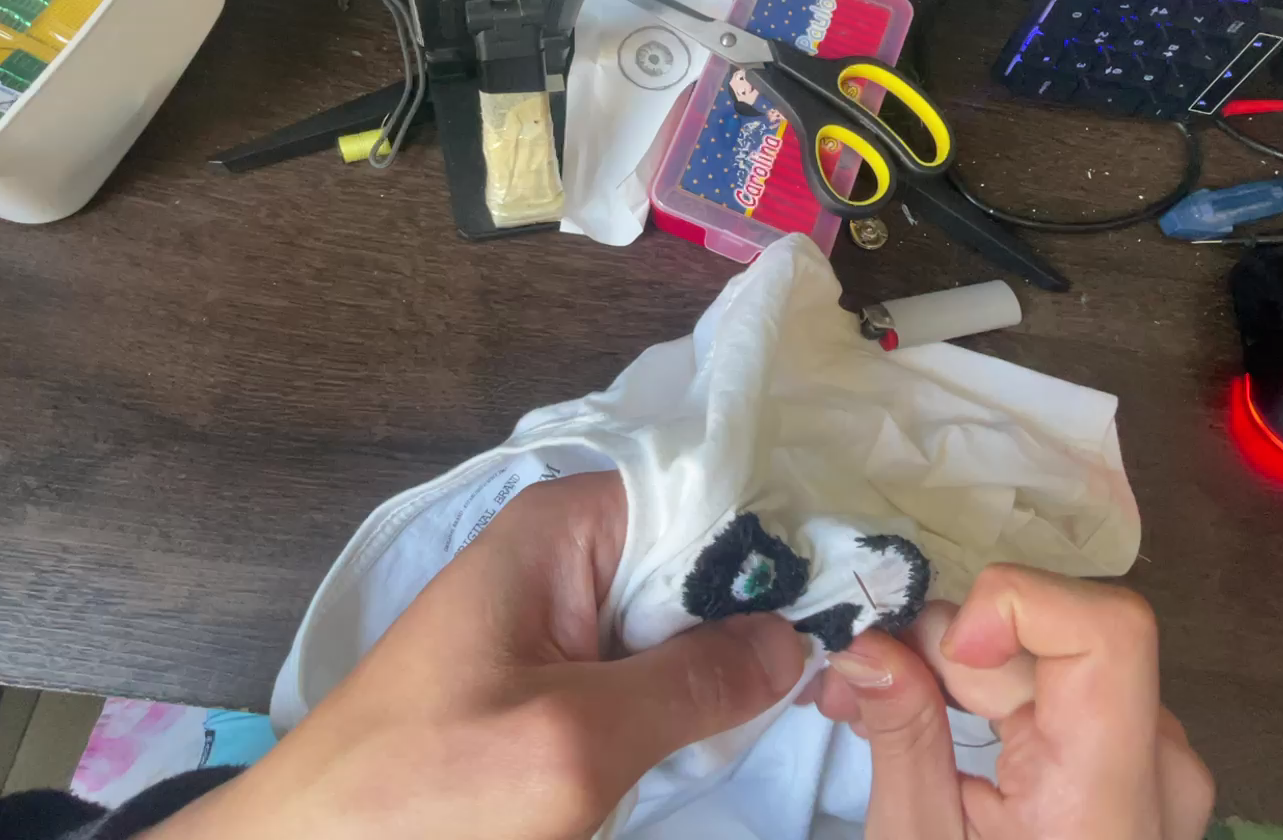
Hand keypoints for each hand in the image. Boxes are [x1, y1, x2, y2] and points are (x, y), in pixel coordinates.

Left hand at [147, 472, 805, 839]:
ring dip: (735, 637)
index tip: (853, 569)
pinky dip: (696, 673)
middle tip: (855, 628)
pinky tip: (754, 695)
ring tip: (828, 657)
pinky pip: (647, 648)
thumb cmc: (427, 789)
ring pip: (676, 602)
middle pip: (693, 547)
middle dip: (762, 590)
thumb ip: (692, 681)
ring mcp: (563, 601)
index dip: (774, 531)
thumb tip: (793, 638)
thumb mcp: (574, 739)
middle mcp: (569, 544)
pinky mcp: (558, 657)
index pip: (698, 493)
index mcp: (567, 524)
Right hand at [810, 564, 1213, 839]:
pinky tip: (922, 718)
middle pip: (1039, 636)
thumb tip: (862, 642)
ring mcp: (1150, 755)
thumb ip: (900, 735)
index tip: (946, 651)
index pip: (1108, 631)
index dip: (1018, 604)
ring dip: (941, 666)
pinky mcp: (1127, 751)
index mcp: (1109, 802)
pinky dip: (972, 686)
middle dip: (933, 644)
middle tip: (851, 683)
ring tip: (871, 710)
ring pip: (1031, 650)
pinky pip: (1043, 678)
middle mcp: (1156, 761)